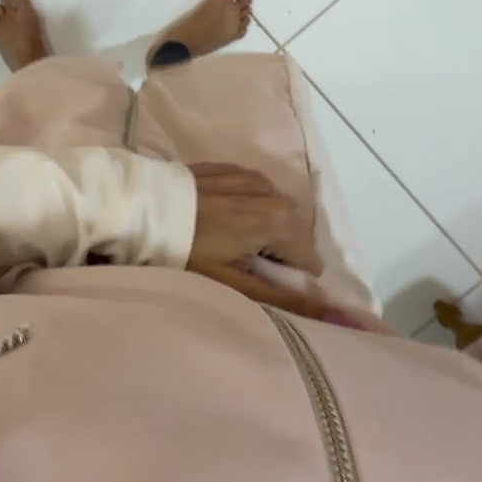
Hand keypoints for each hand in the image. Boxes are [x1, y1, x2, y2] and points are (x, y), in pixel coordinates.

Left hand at [186, 164, 331, 318]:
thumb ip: (289, 300)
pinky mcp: (224, 167)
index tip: (256, 284)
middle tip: (239, 268)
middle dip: (275, 252)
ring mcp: (247, 173)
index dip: (287, 278)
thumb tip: (343, 315)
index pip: (309, 260)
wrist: (138, 209)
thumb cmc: (187, 254)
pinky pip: (249, 193)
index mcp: (281, 218)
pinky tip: (215, 220)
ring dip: (259, 229)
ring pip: (271, 210)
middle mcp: (271, 189)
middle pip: (292, 232)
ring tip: (226, 244)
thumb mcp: (237, 286)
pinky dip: (242, 208)